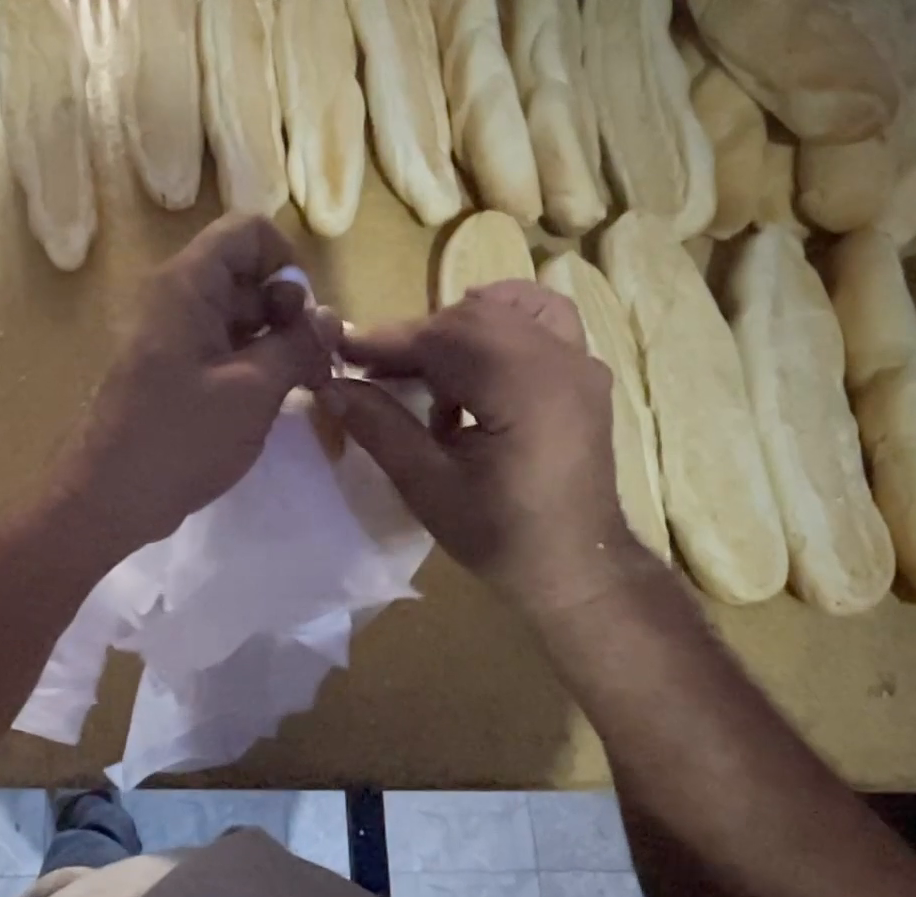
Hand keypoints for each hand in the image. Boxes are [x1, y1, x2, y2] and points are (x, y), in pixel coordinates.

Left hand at [56, 215, 340, 548]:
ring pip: (237, 316)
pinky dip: (251, 366)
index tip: (303, 319)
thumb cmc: (180, 439)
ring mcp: (171, 337)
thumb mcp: (253, 390)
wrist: (109, 498)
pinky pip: (220, 349)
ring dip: (275, 344)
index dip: (287, 264)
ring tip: (302, 388)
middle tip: (316, 366)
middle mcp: (175, 298)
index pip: (249, 232)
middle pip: (246, 276)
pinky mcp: (171, 373)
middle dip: (289, 312)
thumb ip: (297, 346)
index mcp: (188, 285)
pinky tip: (270, 402)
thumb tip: (329, 319)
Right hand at [319, 280, 654, 609]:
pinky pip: (541, 323)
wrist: (575, 568)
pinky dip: (497, 331)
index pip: (445, 335)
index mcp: (524, 388)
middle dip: (418, 336)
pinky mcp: (585, 375)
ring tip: (426, 372)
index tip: (340, 349)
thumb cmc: (499, 535)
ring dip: (458, 330)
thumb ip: (379, 426)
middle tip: (373, 370)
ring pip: (510, 309)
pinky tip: (471, 374)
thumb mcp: (427, 486)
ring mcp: (581, 363)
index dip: (388, 339)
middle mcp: (561, 360)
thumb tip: (331, 385)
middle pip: (476, 315)